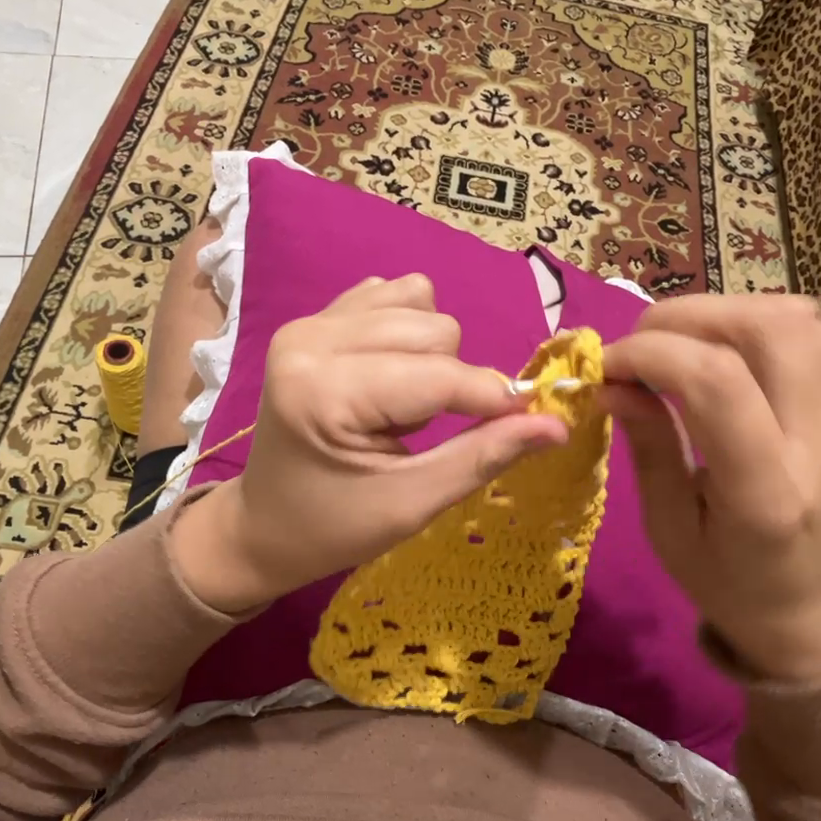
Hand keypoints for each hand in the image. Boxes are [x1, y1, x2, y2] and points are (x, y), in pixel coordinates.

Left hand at [171, 274, 569, 613]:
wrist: (264, 523)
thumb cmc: (332, 526)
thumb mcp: (410, 504)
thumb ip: (483, 456)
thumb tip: (557, 424)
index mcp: (324, 392)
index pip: (437, 375)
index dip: (494, 398)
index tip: (529, 425)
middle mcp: (311, 339)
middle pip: (436, 328)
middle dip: (452, 382)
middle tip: (419, 431)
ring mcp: (309, 321)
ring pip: (420, 302)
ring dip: (432, 354)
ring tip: (399, 405)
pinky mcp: (315, 317)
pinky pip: (393, 294)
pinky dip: (410, 332)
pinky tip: (389, 375)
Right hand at [602, 295, 820, 680]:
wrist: (808, 609)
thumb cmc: (725, 583)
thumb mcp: (668, 530)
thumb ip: (649, 448)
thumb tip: (614, 383)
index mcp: (766, 493)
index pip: (718, 382)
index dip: (651, 354)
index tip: (605, 369)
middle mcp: (816, 444)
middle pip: (768, 329)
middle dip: (687, 317)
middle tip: (638, 345)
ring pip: (795, 318)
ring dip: (720, 313)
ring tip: (673, 344)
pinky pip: (808, 335)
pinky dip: (750, 323)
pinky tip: (714, 352)